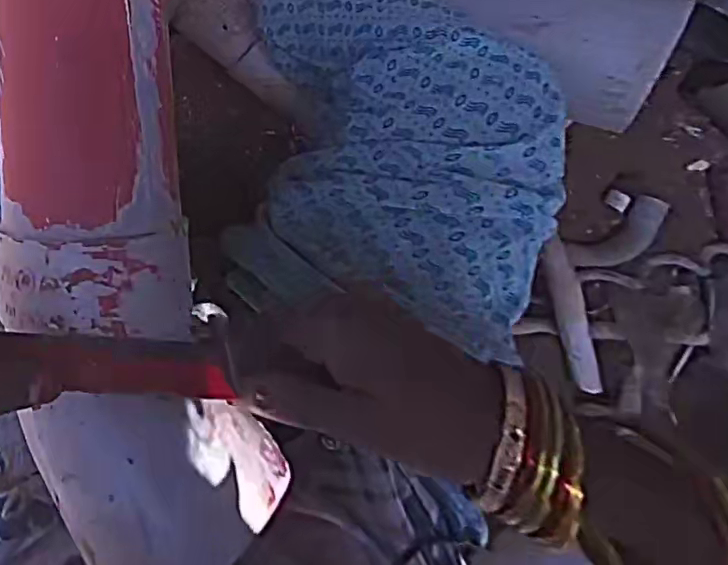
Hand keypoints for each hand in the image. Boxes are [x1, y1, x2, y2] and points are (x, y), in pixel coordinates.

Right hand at [238, 290, 504, 485]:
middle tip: (270, 403)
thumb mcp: (353, 423)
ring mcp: (364, 306)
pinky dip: (322, 354)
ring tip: (301, 402)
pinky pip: (333, 329)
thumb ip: (294, 400)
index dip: (247, 355)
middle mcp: (343, 302)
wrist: (492, 419)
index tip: (235, 385)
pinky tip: (330, 388)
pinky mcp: (379, 317)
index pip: (268, 328)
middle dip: (273, 359)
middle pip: (287, 324)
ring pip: (309, 327)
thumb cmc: (421, 426)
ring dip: (297, 359)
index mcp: (332, 322)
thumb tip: (244, 387)